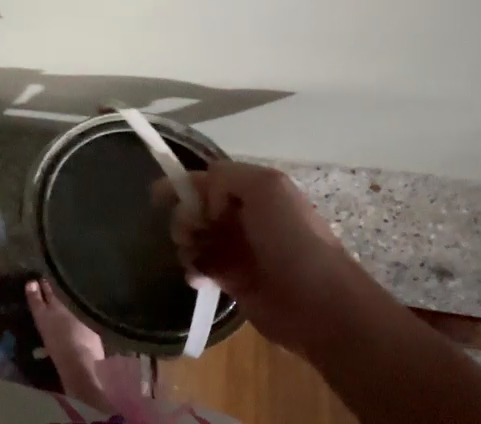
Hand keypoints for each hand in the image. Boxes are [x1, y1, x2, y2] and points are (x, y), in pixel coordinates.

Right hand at [159, 162, 370, 353]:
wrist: (321, 305)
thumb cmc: (293, 241)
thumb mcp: (265, 187)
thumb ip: (225, 175)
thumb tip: (204, 201)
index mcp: (253, 193)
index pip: (207, 179)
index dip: (183, 185)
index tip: (160, 197)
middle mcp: (244, 217)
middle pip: (194, 208)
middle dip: (183, 217)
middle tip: (189, 232)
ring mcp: (238, 250)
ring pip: (193, 237)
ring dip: (185, 243)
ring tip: (193, 258)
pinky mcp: (233, 281)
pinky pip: (199, 267)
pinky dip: (192, 269)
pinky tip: (199, 278)